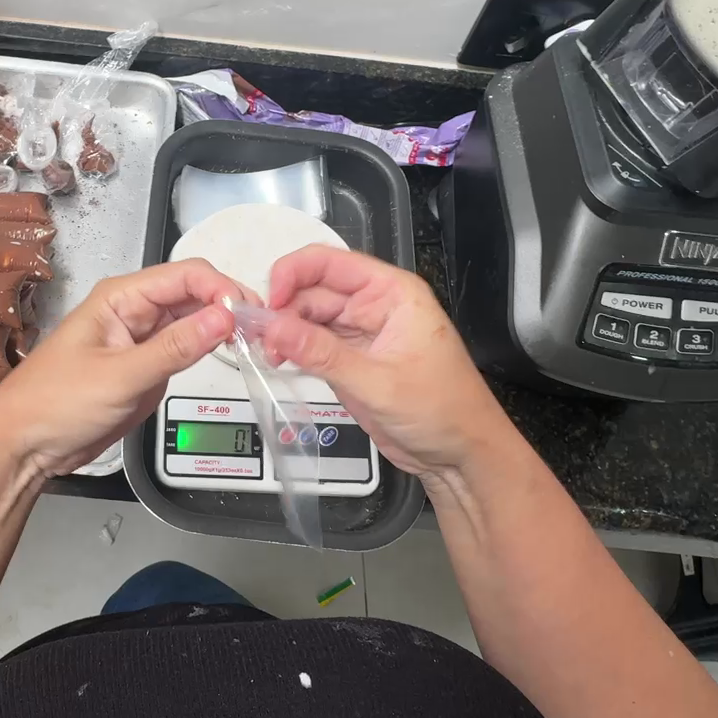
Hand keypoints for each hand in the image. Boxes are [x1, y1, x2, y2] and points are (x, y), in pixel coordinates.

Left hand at [0, 259, 249, 475]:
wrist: (25, 446)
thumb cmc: (55, 403)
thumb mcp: (120, 376)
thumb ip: (175, 347)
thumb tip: (224, 316)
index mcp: (121, 297)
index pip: (185, 275)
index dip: (222, 288)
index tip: (250, 313)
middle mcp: (134, 311)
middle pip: (193, 294)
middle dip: (228, 305)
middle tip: (262, 329)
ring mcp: (141, 339)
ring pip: (192, 320)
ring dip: (221, 326)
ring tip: (255, 340)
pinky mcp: (145, 366)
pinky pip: (183, 348)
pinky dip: (208, 349)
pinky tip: (229, 354)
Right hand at [261, 246, 506, 486]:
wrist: (460, 455)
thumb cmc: (444, 411)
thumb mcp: (377, 381)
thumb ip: (321, 353)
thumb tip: (274, 328)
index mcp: (392, 293)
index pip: (331, 262)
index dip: (293, 273)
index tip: (270, 300)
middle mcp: (375, 306)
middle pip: (313, 290)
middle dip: (283, 309)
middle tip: (257, 335)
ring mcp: (361, 333)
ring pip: (308, 318)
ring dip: (283, 331)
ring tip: (266, 352)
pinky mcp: (350, 359)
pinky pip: (313, 343)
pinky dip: (292, 349)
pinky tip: (278, 360)